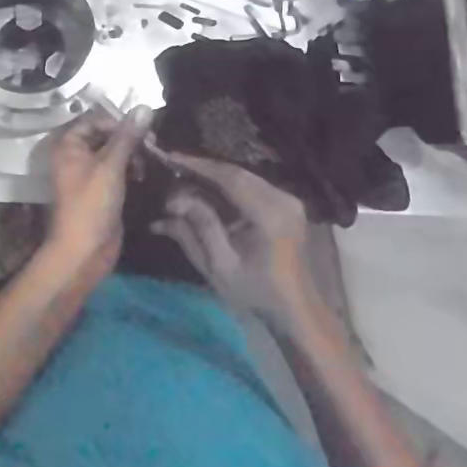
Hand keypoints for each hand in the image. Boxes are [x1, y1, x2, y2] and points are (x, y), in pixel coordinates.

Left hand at [43, 106, 153, 275]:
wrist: (84, 252)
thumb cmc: (91, 204)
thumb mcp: (111, 166)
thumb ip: (128, 137)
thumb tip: (144, 106)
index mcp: (68, 146)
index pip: (94, 121)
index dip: (117, 122)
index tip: (142, 130)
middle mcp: (75, 157)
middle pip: (104, 136)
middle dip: (128, 139)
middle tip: (151, 144)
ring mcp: (88, 175)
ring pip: (112, 154)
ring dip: (131, 154)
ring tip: (149, 161)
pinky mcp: (100, 191)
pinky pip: (116, 172)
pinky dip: (129, 170)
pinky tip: (144, 174)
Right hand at [154, 152, 314, 323]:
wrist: (297, 310)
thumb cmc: (256, 293)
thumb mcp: (220, 266)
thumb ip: (198, 228)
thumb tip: (174, 198)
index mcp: (269, 215)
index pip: (230, 177)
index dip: (198, 164)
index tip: (170, 157)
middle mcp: (283, 199)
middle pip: (237, 172)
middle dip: (204, 168)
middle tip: (173, 166)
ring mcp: (289, 200)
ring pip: (244, 176)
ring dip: (215, 175)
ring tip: (185, 175)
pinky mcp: (288, 203)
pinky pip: (253, 184)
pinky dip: (229, 184)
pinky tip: (209, 188)